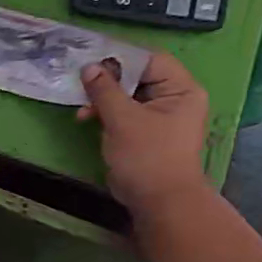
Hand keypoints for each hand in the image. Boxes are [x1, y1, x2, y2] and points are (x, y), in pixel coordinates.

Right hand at [78, 52, 211, 217]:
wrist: (159, 203)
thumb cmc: (147, 157)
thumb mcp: (122, 119)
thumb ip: (104, 90)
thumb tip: (89, 67)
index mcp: (181, 89)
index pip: (149, 60)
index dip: (120, 57)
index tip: (90, 59)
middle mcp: (174, 99)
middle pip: (137, 77)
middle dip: (107, 81)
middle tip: (81, 83)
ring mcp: (160, 117)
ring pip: (127, 96)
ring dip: (103, 99)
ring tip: (82, 109)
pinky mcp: (145, 133)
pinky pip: (124, 113)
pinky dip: (106, 114)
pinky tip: (87, 119)